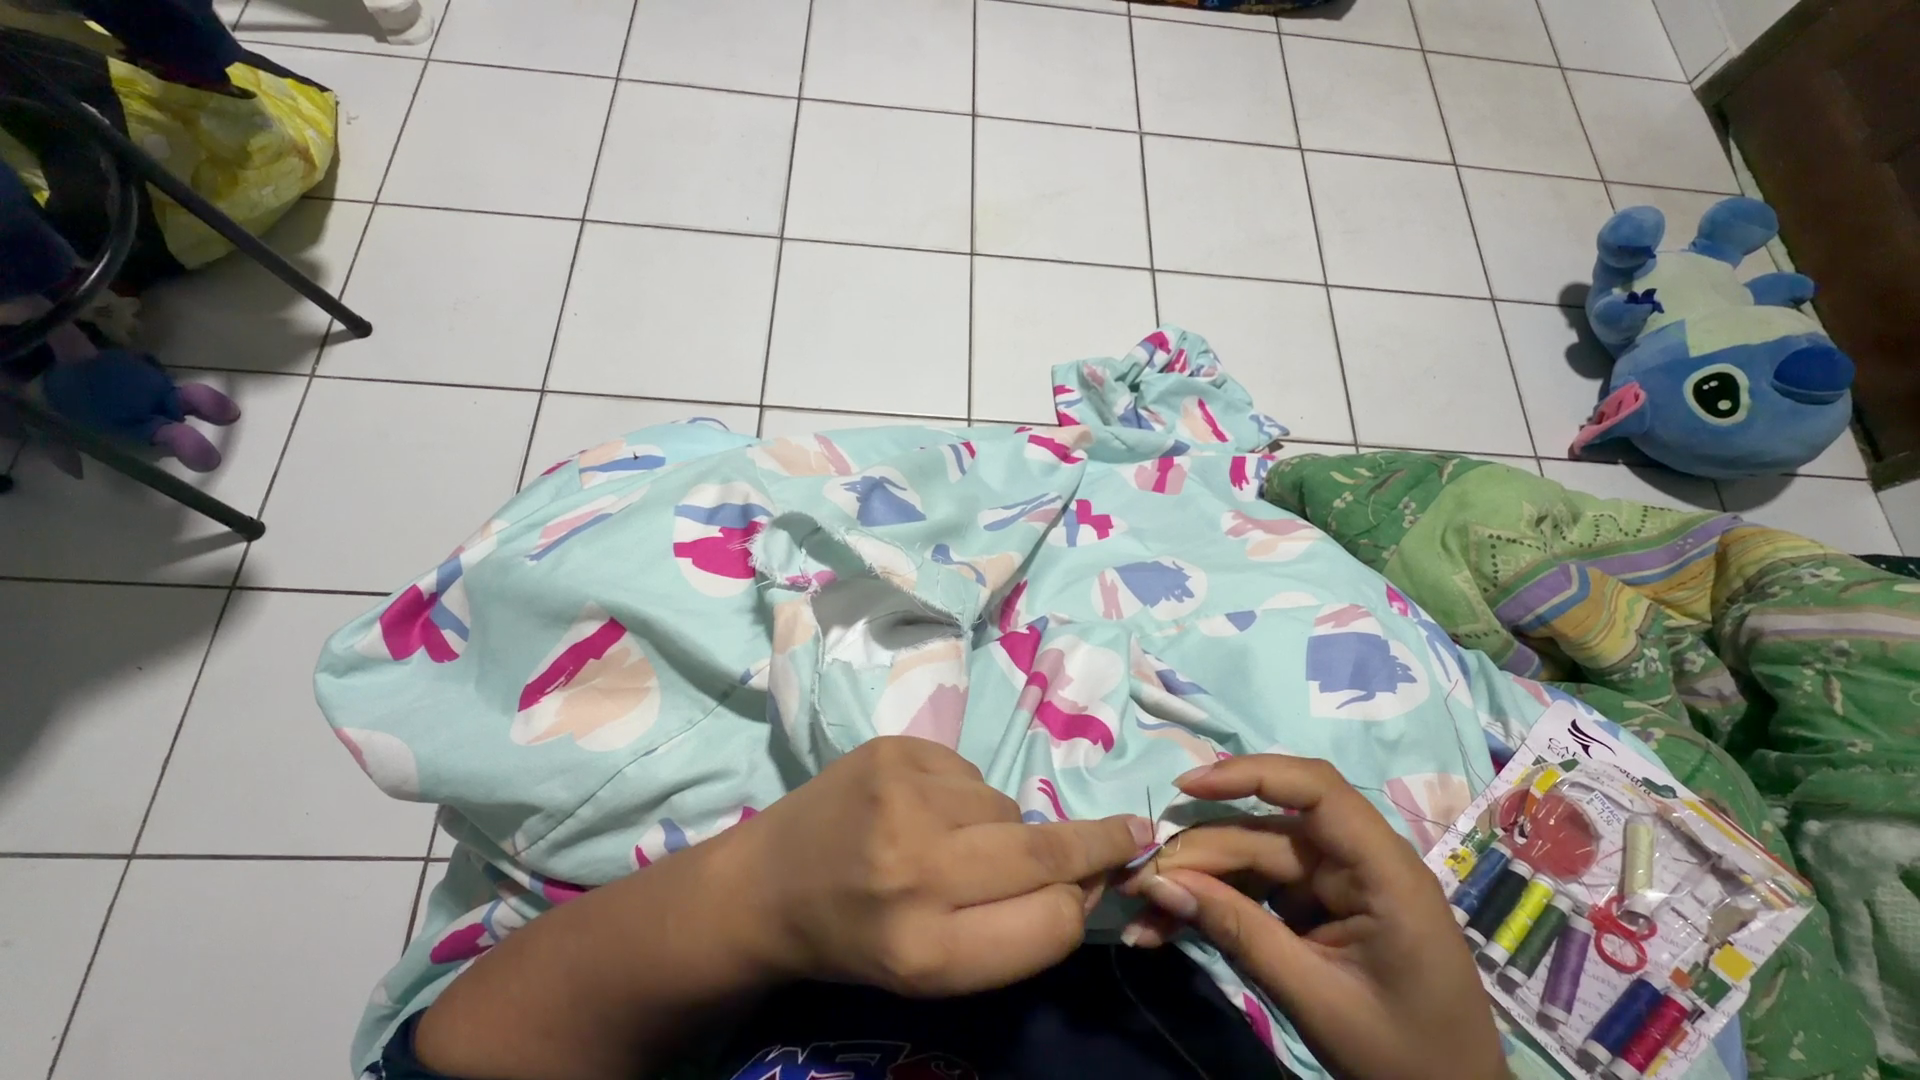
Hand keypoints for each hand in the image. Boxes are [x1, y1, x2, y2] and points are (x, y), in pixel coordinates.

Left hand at [727, 736, 1153, 996]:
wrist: (766, 882)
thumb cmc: (856, 938)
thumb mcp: (934, 967)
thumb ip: (1016, 931)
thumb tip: (1090, 874)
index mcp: (927, 949)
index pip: (1053, 923)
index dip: (1085, 901)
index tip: (1112, 876)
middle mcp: (917, 869)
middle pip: (1045, 853)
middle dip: (1098, 842)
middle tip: (1132, 830)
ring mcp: (905, 795)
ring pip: (1008, 806)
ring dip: (1001, 826)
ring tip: (951, 840)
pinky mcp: (895, 749)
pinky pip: (972, 773)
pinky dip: (966, 794)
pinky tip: (925, 808)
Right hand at [1118, 756, 1504, 1079]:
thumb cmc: (1402, 1056)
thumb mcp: (1316, 997)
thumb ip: (1239, 932)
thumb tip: (1161, 883)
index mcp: (1383, 871)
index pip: (1316, 790)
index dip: (1250, 774)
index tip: (1185, 787)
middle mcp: (1358, 862)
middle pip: (1264, 834)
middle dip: (1199, 855)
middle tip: (1139, 884)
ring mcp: (1336, 885)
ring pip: (1251, 861)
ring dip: (1197, 882)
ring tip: (1144, 909)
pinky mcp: (1318, 908)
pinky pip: (1257, 891)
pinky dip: (1215, 904)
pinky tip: (1171, 923)